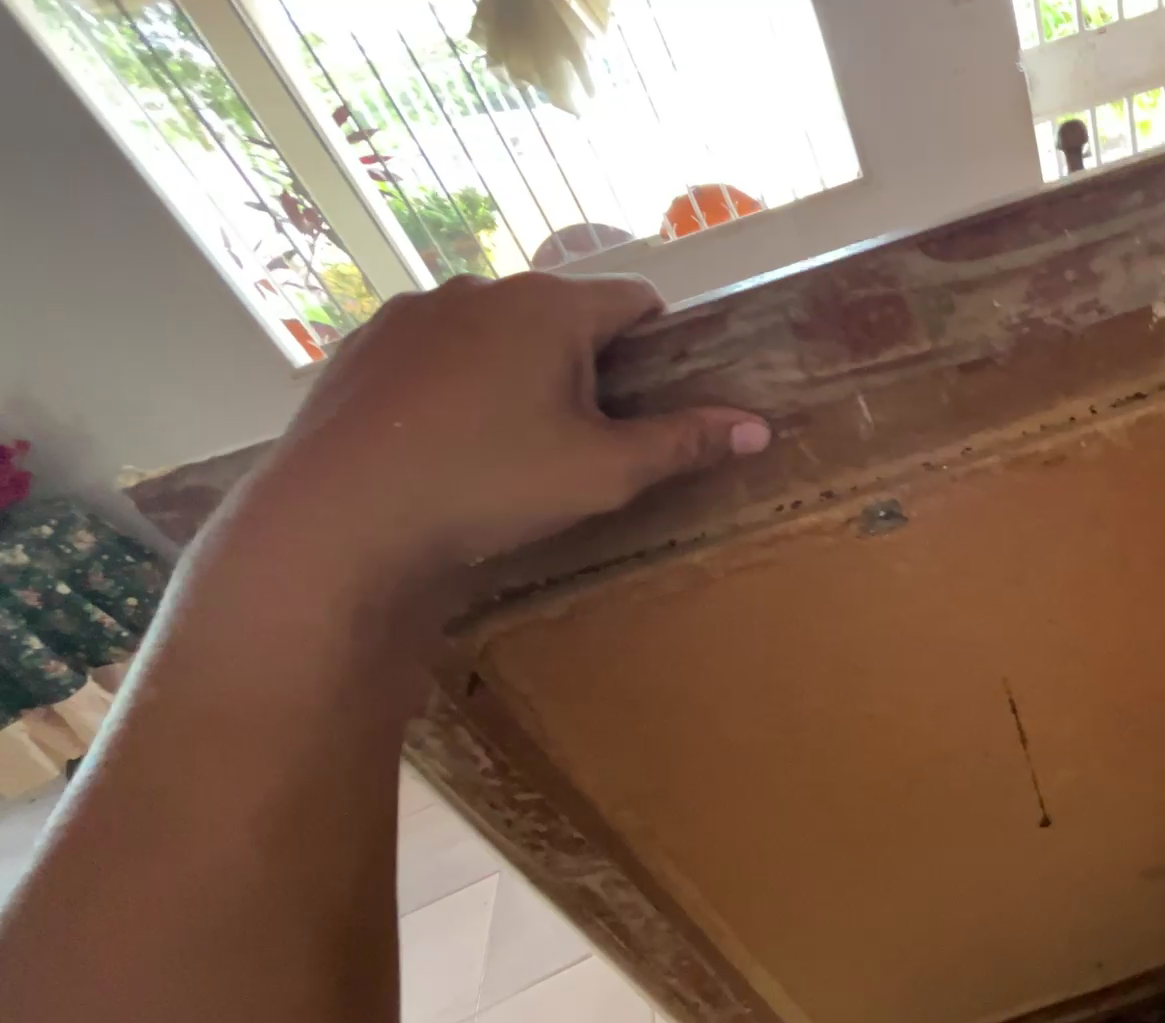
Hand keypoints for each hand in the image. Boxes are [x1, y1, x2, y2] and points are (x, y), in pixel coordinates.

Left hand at [218, 273, 769, 599]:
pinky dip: (467, 379)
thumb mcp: (607, 471)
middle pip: (569, 313)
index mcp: (548, 306)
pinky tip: (454, 439)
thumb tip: (761, 428)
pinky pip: (442, 349)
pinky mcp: (363, 345)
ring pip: (503, 329)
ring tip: (520, 440)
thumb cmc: (491, 485)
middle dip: (594, 362)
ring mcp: (411, 312)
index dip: (663, 342)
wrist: (336, 524)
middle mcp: (480, 288)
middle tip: (595, 434)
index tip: (659, 395)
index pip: (636, 298)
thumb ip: (687, 441)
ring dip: (529, 368)